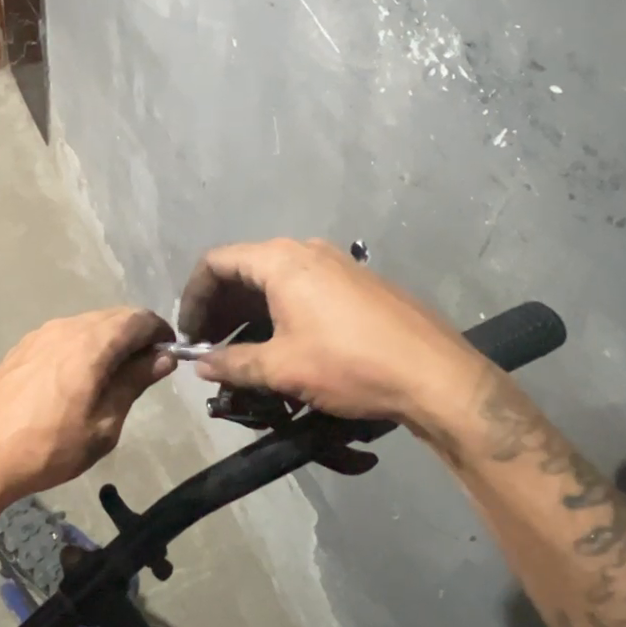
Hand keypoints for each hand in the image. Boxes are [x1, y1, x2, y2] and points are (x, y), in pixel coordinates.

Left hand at [0, 308, 174, 505]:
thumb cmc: (49, 447)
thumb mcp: (104, 424)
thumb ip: (133, 383)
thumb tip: (163, 357)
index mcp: (90, 342)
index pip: (137, 318)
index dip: (160, 332)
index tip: (170, 356)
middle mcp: (64, 328)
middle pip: (112, 317)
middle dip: (135, 336)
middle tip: (147, 369)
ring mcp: (37, 335)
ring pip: (86, 326)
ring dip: (108, 342)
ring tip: (114, 378)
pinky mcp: (20, 349)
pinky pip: (62, 337)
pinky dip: (82, 347)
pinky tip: (78, 379)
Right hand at [177, 238, 486, 425]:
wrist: (437, 376)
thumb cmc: (350, 365)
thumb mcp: (282, 368)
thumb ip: (233, 362)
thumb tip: (199, 364)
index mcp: (280, 261)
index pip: (215, 263)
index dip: (193, 297)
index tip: (189, 333)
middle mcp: (305, 250)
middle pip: (244, 268)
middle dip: (219, 307)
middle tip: (210, 345)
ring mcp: (336, 263)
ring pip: (274, 279)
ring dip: (248, 311)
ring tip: (241, 350)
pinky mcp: (358, 282)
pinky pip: (303, 287)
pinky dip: (279, 310)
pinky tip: (282, 344)